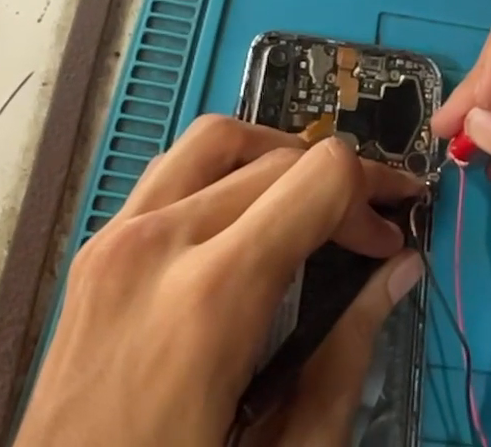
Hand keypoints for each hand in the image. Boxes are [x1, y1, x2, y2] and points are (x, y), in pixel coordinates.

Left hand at [21, 115, 425, 446]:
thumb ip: (347, 352)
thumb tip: (397, 273)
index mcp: (211, 297)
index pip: (318, 178)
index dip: (372, 194)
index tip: (391, 232)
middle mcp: (157, 245)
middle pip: (277, 156)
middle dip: (339, 184)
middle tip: (367, 232)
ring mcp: (115, 240)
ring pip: (217, 139)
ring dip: (276, 155)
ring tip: (310, 201)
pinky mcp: (94, 250)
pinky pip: (170, 171)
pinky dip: (221, 171)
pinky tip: (243, 214)